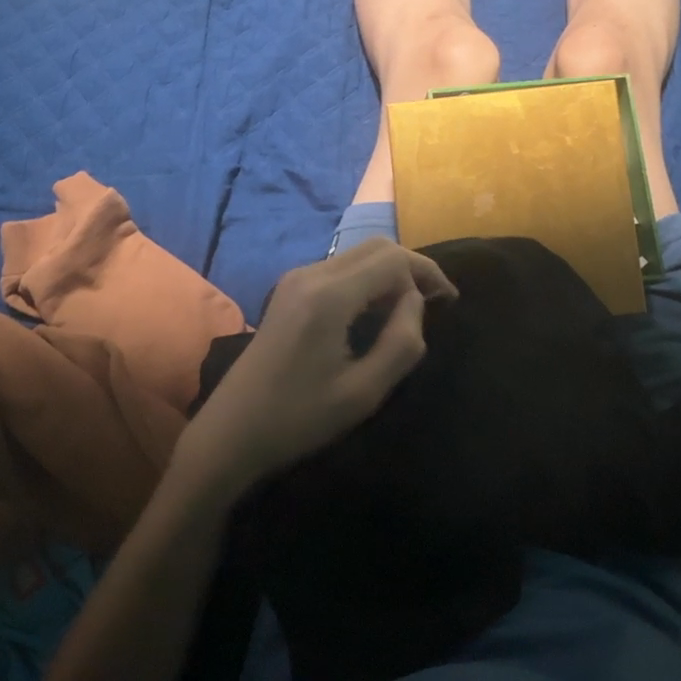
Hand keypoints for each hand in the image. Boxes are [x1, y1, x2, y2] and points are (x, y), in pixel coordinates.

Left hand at [175, 239, 456, 493]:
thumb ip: (402, 342)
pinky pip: (340, 268)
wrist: (231, 433)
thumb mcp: (364, 391)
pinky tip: (376, 312)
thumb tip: (416, 302)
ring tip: (412, 310)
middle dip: (412, 268)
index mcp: (329, 296)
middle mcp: (311, 274)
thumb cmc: (299, 419)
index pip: (394, 260)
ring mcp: (295, 279)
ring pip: (358, 254)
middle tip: (436, 302)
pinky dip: (367, 280)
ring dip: (390, 273)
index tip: (450, 303)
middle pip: (377, 247)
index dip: (428, 274)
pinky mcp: (288, 290)